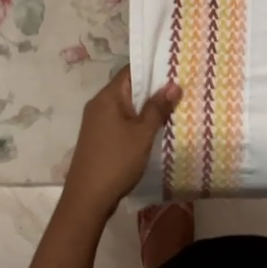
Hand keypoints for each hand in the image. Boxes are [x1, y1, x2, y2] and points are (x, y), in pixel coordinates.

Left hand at [62, 68, 180, 214]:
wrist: (86, 200)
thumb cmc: (116, 161)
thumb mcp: (142, 133)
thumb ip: (157, 108)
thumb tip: (173, 84)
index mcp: (108, 97)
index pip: (131, 70)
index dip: (152, 67)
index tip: (175, 67)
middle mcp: (99, 104)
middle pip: (128, 87)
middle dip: (153, 88)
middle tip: (180, 88)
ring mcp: (96, 122)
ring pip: (125, 106)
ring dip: (145, 107)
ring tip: (172, 106)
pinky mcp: (98, 138)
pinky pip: (120, 121)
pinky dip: (136, 121)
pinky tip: (153, 129)